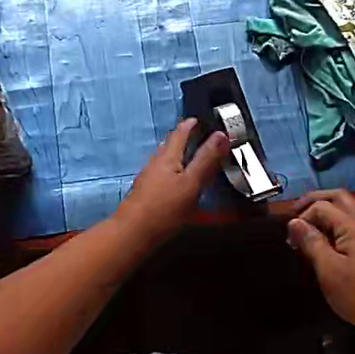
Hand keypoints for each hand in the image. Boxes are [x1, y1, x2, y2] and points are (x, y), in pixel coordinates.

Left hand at [112, 119, 229, 247]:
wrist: (133, 234)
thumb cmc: (164, 208)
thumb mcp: (191, 183)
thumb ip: (206, 159)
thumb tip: (222, 134)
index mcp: (167, 157)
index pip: (180, 133)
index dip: (190, 124)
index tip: (200, 119)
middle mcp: (155, 164)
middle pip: (169, 145)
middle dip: (183, 139)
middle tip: (196, 135)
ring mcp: (148, 179)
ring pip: (165, 160)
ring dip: (177, 155)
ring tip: (189, 157)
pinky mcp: (145, 194)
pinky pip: (162, 175)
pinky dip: (172, 172)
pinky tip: (176, 183)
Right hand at [285, 189, 354, 339]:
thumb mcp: (329, 271)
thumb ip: (311, 242)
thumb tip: (295, 223)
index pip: (323, 206)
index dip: (302, 216)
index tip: (290, 236)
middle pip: (340, 198)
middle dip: (315, 201)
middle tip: (296, 214)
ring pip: (350, 211)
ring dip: (328, 214)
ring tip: (309, 230)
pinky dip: (338, 226)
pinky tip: (328, 243)